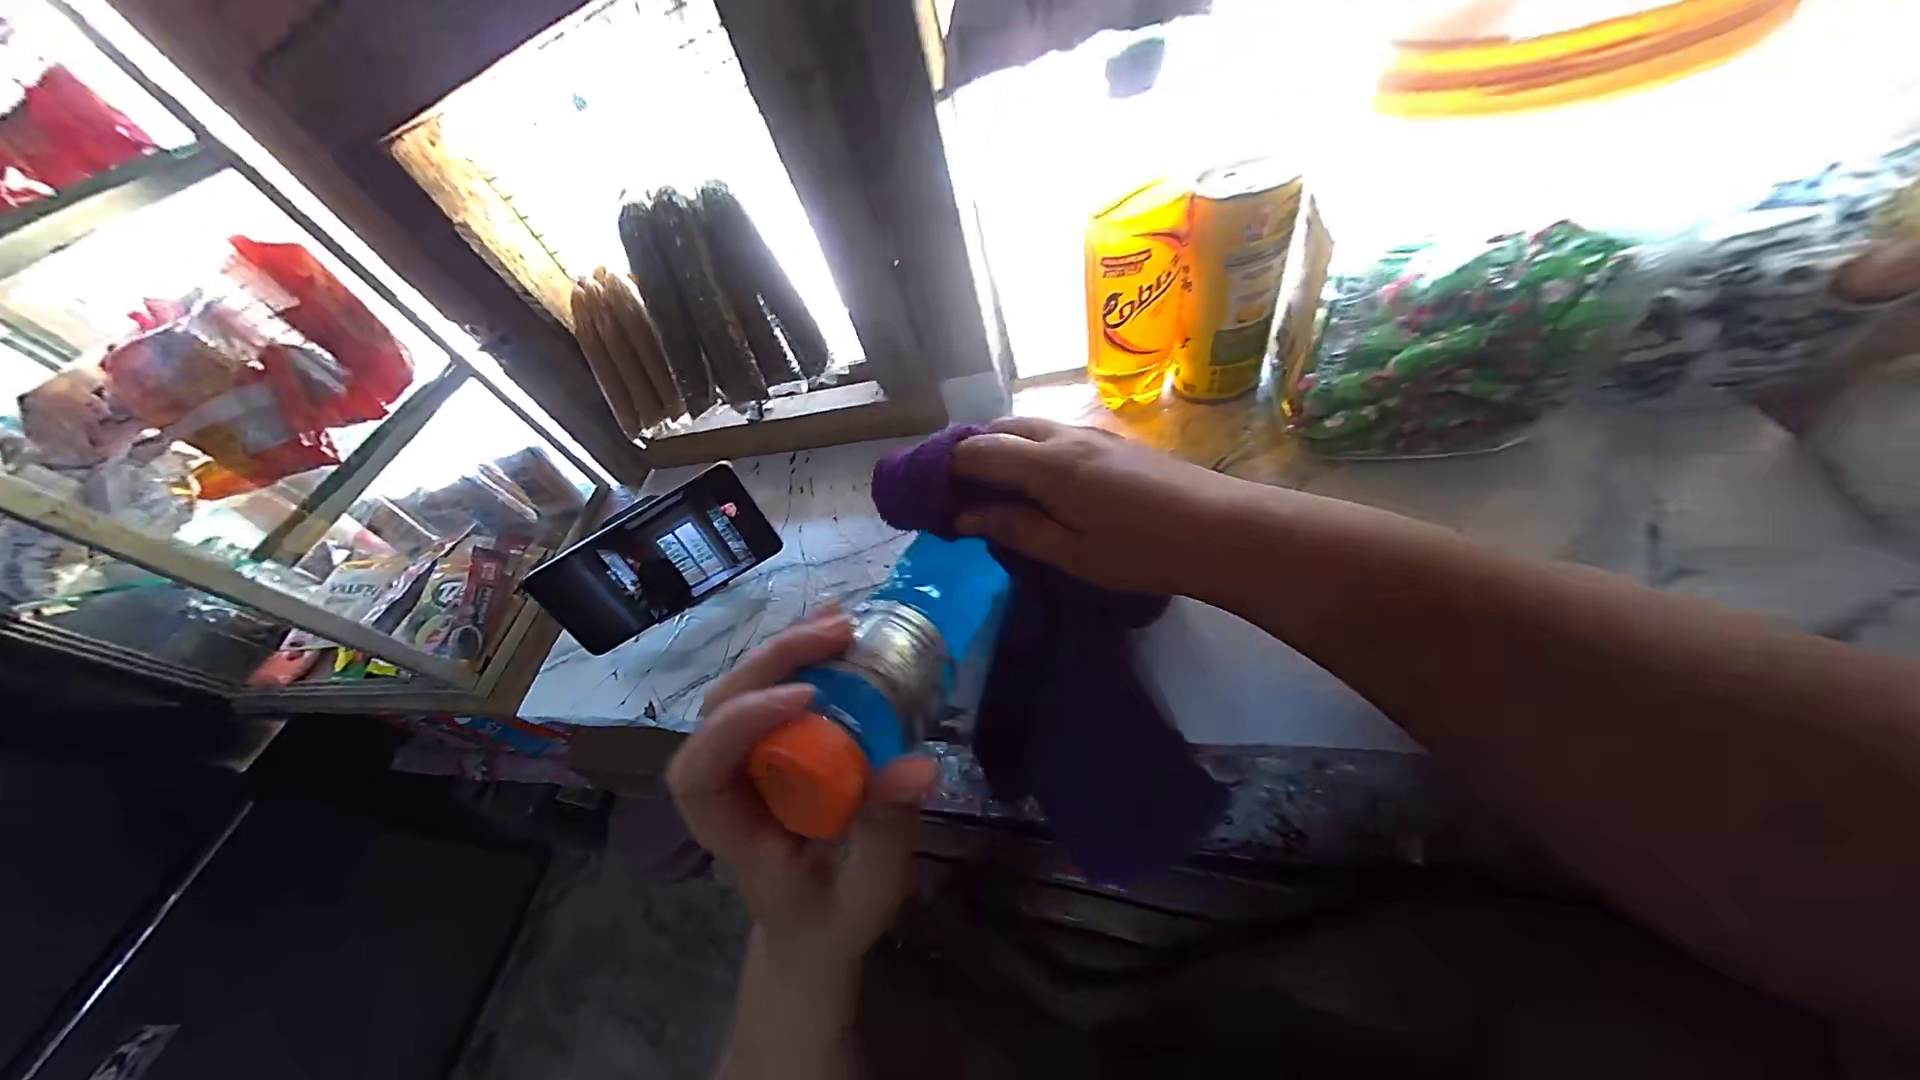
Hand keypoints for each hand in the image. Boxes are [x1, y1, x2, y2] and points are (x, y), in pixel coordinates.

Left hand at [667, 613, 936, 967]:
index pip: (700, 770)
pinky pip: (774, 688)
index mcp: (728, 829)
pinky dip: (801, 655)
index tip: (810, 699)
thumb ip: (885, 831)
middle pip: (720, 707)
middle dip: (774, 662)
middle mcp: (726, 782)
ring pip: (743, 687)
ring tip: (839, 621)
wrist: (814, 925)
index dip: (741, 724)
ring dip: (787, 648)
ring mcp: (747, 757)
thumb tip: (921, 767)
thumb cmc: (832, 916)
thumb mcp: (869, 886)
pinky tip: (834, 629)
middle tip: (838, 633)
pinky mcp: (774, 741)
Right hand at [949, 416, 1242, 595]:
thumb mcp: (1071, 552)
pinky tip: (1038, 481)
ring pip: (1029, 426)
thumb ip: (1015, 528)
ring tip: (993, 486)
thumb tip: (966, 516)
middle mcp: (1065, 436)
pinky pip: (1055, 433)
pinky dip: (1030, 448)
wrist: (1222, 530)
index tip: (930, 493)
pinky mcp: (1113, 441)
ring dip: (1001, 447)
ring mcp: (1092, 434)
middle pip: (1000, 427)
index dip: (946, 468)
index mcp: (1048, 465)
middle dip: (970, 452)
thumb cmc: (1142, 551)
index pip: (977, 450)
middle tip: (958, 490)